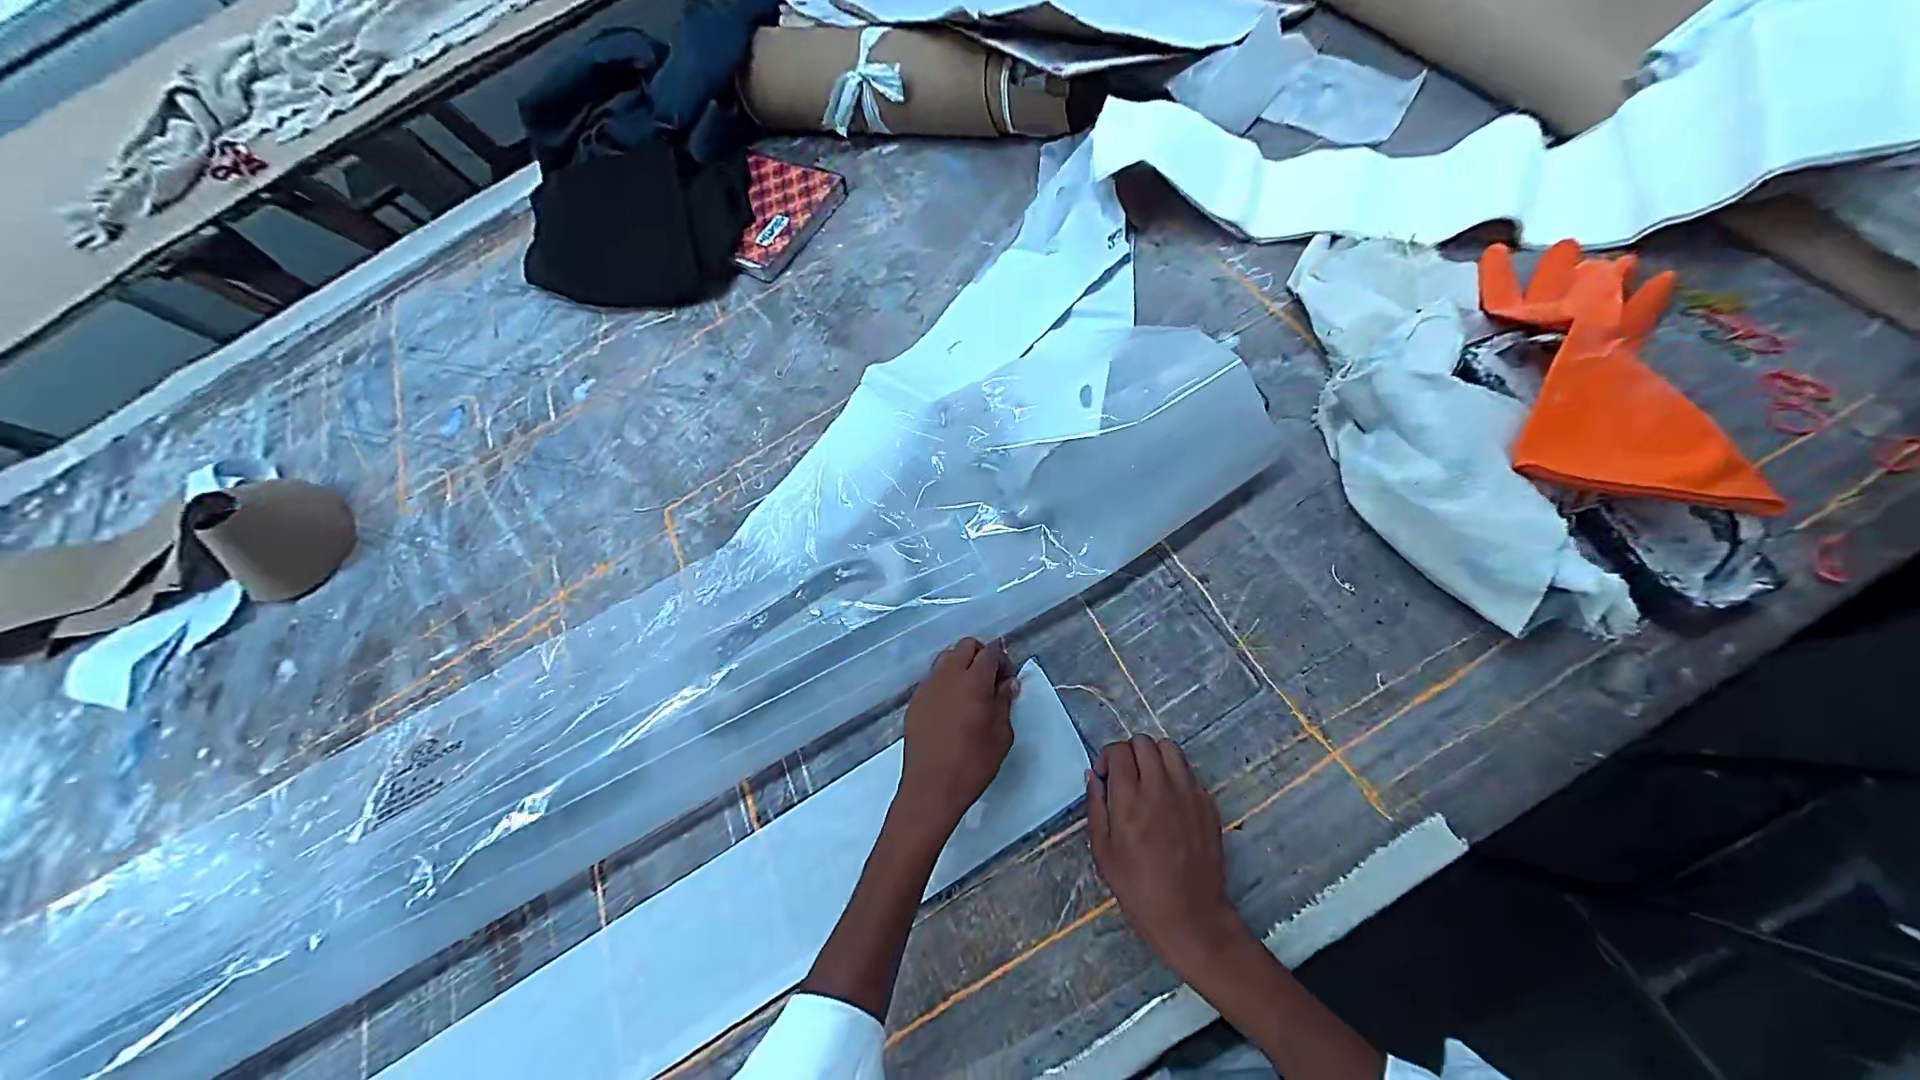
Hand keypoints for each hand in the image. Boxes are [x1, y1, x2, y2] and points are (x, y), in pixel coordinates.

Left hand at [894, 637, 1017, 839]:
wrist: (932, 787)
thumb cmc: (973, 764)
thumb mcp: (1001, 735)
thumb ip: (1004, 702)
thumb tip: (1007, 682)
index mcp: (973, 681)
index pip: (990, 652)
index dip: (1002, 658)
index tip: (1008, 676)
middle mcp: (948, 676)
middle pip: (965, 646)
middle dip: (981, 655)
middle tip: (991, 679)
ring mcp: (927, 687)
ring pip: (946, 658)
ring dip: (961, 664)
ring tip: (970, 690)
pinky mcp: (915, 701)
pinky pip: (932, 678)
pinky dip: (945, 680)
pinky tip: (952, 705)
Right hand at [1087, 735, 1243, 972]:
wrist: (1191, 916)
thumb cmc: (1138, 889)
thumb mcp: (1103, 852)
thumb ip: (1096, 807)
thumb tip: (1093, 776)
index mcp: (1130, 798)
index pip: (1119, 750)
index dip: (1107, 759)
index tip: (1106, 779)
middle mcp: (1160, 787)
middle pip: (1143, 742)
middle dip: (1129, 754)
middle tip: (1125, 779)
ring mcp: (1188, 793)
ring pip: (1169, 748)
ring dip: (1154, 757)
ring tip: (1148, 781)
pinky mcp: (1207, 803)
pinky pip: (1188, 771)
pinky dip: (1174, 774)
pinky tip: (1169, 799)